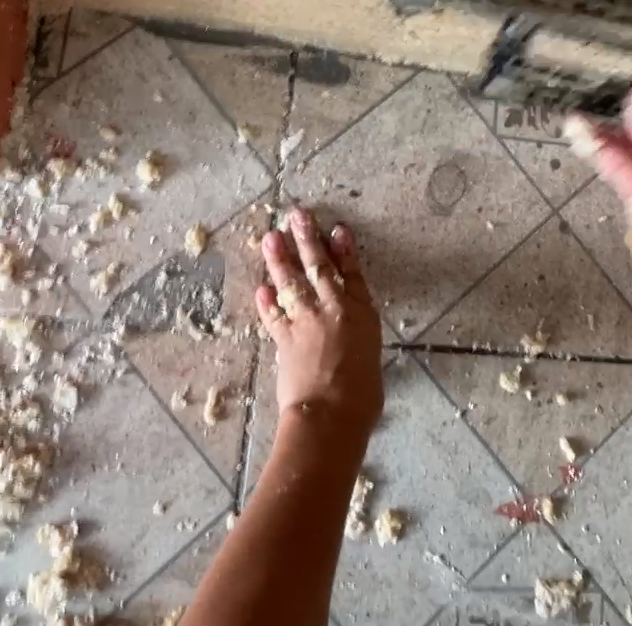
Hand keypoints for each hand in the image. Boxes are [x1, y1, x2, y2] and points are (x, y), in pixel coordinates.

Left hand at [255, 208, 384, 433]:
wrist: (330, 415)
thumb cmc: (363, 398)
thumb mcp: (371, 362)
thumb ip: (359, 346)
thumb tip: (349, 348)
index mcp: (362, 315)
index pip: (353, 274)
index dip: (345, 251)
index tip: (337, 229)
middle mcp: (333, 310)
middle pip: (319, 267)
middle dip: (307, 239)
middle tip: (297, 215)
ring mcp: (306, 321)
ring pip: (291, 283)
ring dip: (279, 259)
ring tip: (271, 238)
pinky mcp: (284, 338)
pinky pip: (273, 315)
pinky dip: (266, 302)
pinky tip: (260, 288)